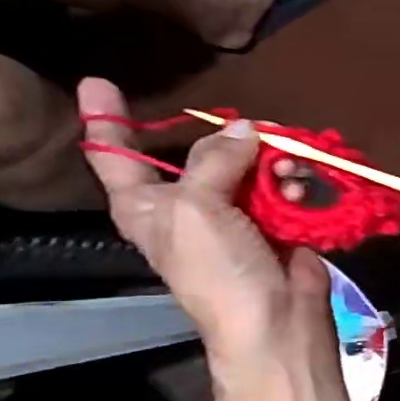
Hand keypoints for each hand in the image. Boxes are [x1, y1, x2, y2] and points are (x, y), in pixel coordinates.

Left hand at [78, 78, 329, 365]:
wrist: (276, 319)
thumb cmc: (218, 269)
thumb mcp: (196, 208)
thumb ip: (213, 159)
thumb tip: (245, 128)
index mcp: (148, 206)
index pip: (114, 155)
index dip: (105, 118)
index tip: (97, 81)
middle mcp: (190, 205)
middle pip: (200, 152)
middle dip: (228, 137)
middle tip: (255, 128)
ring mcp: (237, 213)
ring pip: (250, 164)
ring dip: (273, 160)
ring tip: (290, 168)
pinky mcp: (278, 222)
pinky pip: (283, 185)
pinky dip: (295, 181)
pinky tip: (302, 185)